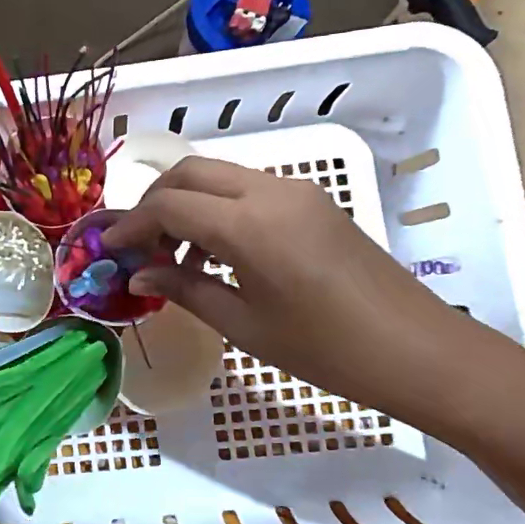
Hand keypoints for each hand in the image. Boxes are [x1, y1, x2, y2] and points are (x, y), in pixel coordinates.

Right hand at [104, 157, 480, 419]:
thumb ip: (186, 288)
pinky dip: (221, 209)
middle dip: (155, 203)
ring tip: (179, 257)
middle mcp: (270, 190)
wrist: (413, 349)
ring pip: (221, 176)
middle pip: (191, 173)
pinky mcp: (314, 201)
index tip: (111, 249)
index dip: (132, 224)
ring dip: (189, 204)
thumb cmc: (324, 349)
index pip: (169, 204)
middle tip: (141, 248)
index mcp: (248, 223)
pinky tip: (220, 253)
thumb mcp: (244, 325)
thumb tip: (141, 274)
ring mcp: (297, 191)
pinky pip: (251, 189)